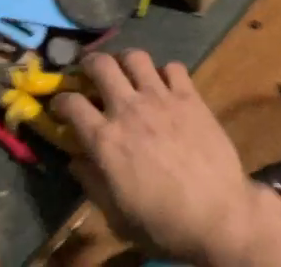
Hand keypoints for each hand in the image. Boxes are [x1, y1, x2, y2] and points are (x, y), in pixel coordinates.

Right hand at [51, 50, 273, 263]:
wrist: (219, 215)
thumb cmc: (164, 224)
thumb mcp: (117, 216)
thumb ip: (92, 184)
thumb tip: (75, 161)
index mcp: (106, 140)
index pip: (71, 104)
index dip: (60, 100)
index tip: (60, 104)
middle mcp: (128, 109)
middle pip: (100, 65)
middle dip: (88, 63)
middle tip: (88, 71)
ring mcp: (161, 98)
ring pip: (135, 57)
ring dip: (125, 60)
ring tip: (125, 70)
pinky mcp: (190, 96)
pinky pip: (173, 67)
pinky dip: (164, 72)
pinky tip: (164, 85)